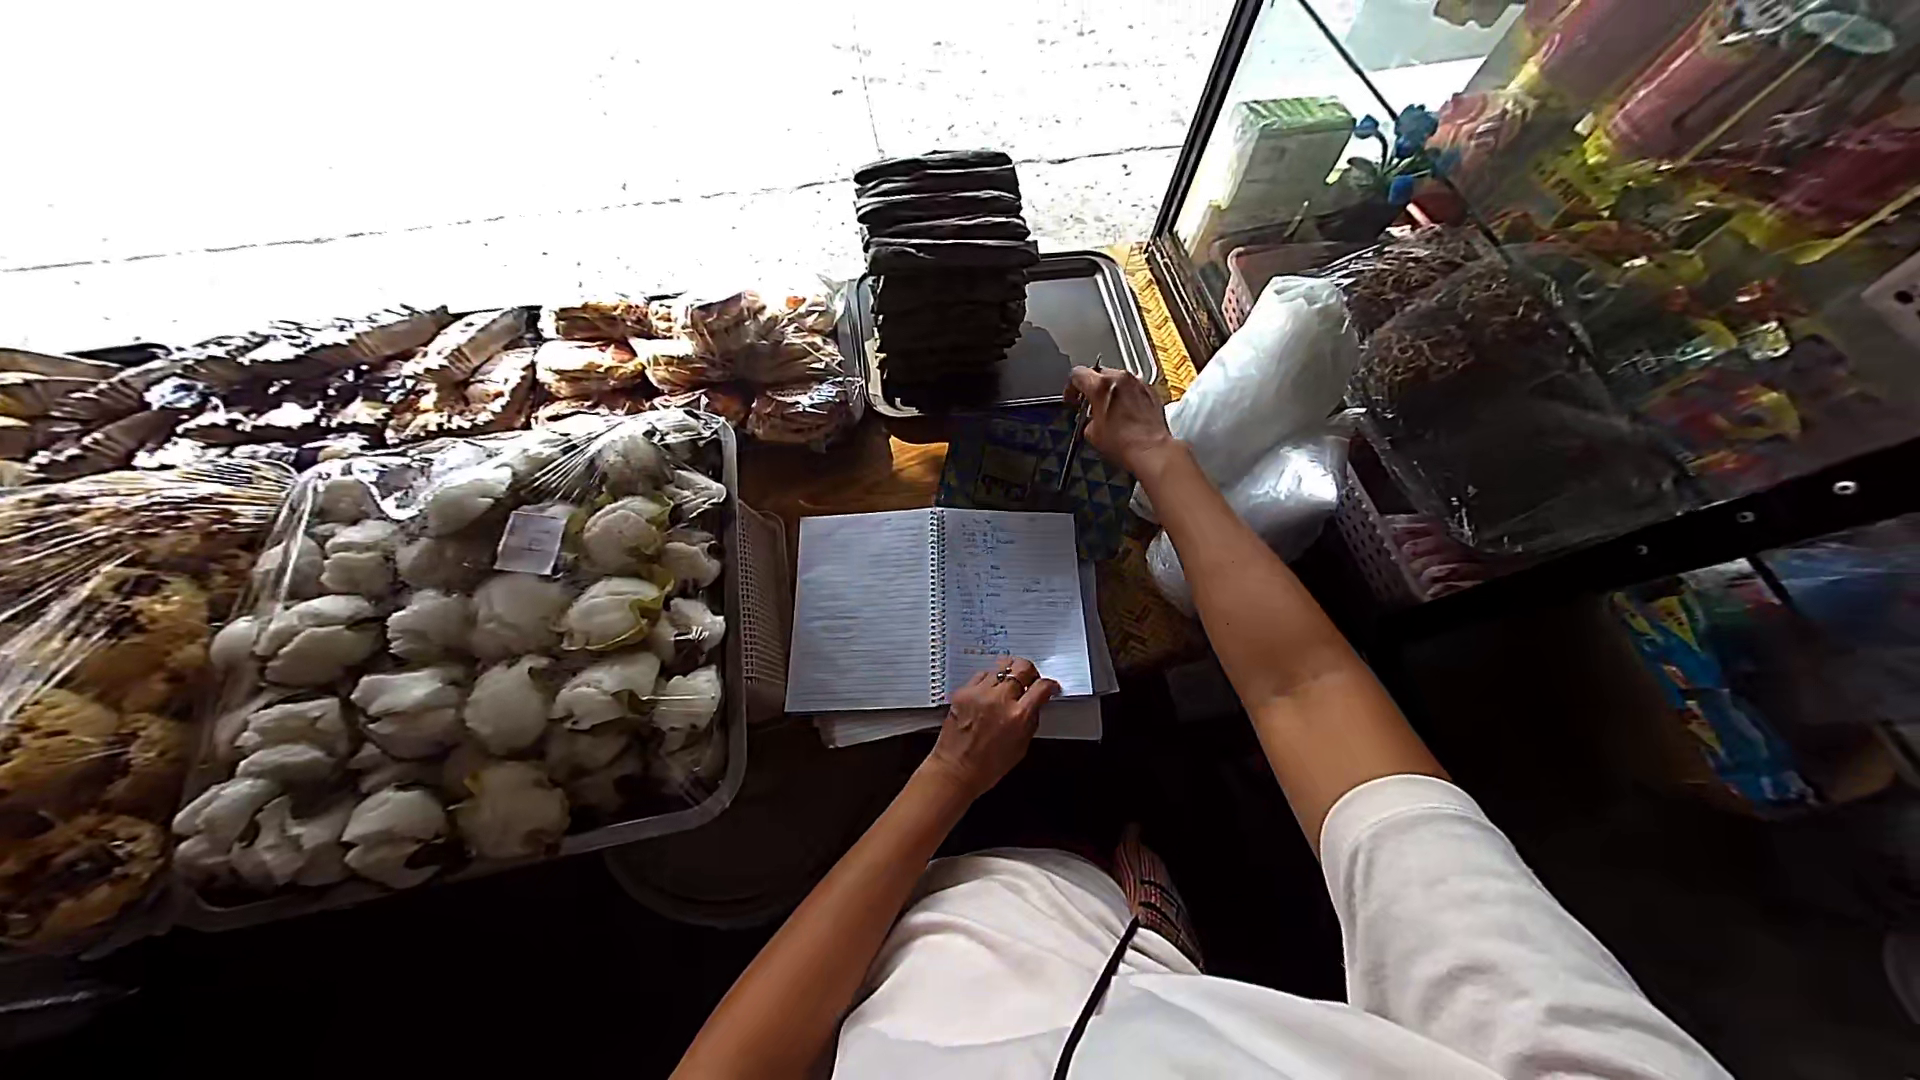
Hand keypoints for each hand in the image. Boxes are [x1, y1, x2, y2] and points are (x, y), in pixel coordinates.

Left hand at [923, 655, 1060, 799]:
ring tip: (1007, 687)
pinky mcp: (963, 692)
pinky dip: (989, 680)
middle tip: (1029, 679)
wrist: (956, 769)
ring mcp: (980, 693)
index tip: (1049, 686)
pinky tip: (989, 692)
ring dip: (1008, 675)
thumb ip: (1031, 719)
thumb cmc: (988, 765)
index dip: (1049, 685)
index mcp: (1018, 716)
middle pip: (1022, 667)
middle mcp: (1000, 700)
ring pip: (1001, 667)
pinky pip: (981, 675)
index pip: (1041, 686)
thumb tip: (1038, 702)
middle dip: (1030, 672)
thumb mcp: (1021, 746)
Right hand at [1065, 366, 1177, 477]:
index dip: (1070, 387)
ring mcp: (1137, 382)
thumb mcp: (1092, 433)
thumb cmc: (1124, 443)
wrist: (1151, 450)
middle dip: (1091, 388)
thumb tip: (1090, 419)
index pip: (1077, 374)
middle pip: (1098, 373)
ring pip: (1117, 378)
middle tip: (1089, 404)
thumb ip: (1086, 418)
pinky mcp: (1150, 390)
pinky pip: (1132, 386)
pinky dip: (1125, 395)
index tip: (1072, 397)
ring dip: (1109, 390)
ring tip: (1108, 410)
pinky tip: (1124, 412)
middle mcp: (1120, 378)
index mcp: (1101, 386)